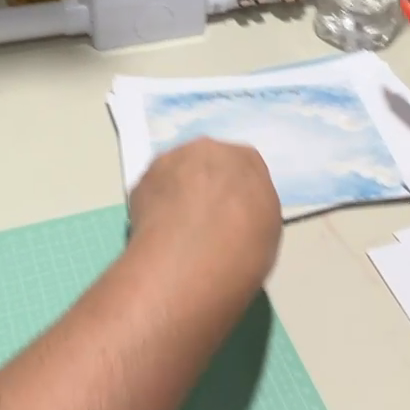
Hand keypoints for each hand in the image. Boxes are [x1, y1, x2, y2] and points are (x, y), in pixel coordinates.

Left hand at [128, 138, 281, 296]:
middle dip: (206, 186)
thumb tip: (239, 214)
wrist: (191, 260)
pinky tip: (159, 231)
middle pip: (208, 163)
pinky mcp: (142, 178)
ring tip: (178, 228)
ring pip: (176, 172)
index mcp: (247, 159)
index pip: (244, 168)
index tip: (232, 214)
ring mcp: (171, 160)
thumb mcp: (268, 231)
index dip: (236, 192)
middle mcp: (209, 149)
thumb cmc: (241, 251)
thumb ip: (254, 209)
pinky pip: (153, 189)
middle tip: (205, 220)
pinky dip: (155, 204)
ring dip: (178, 191)